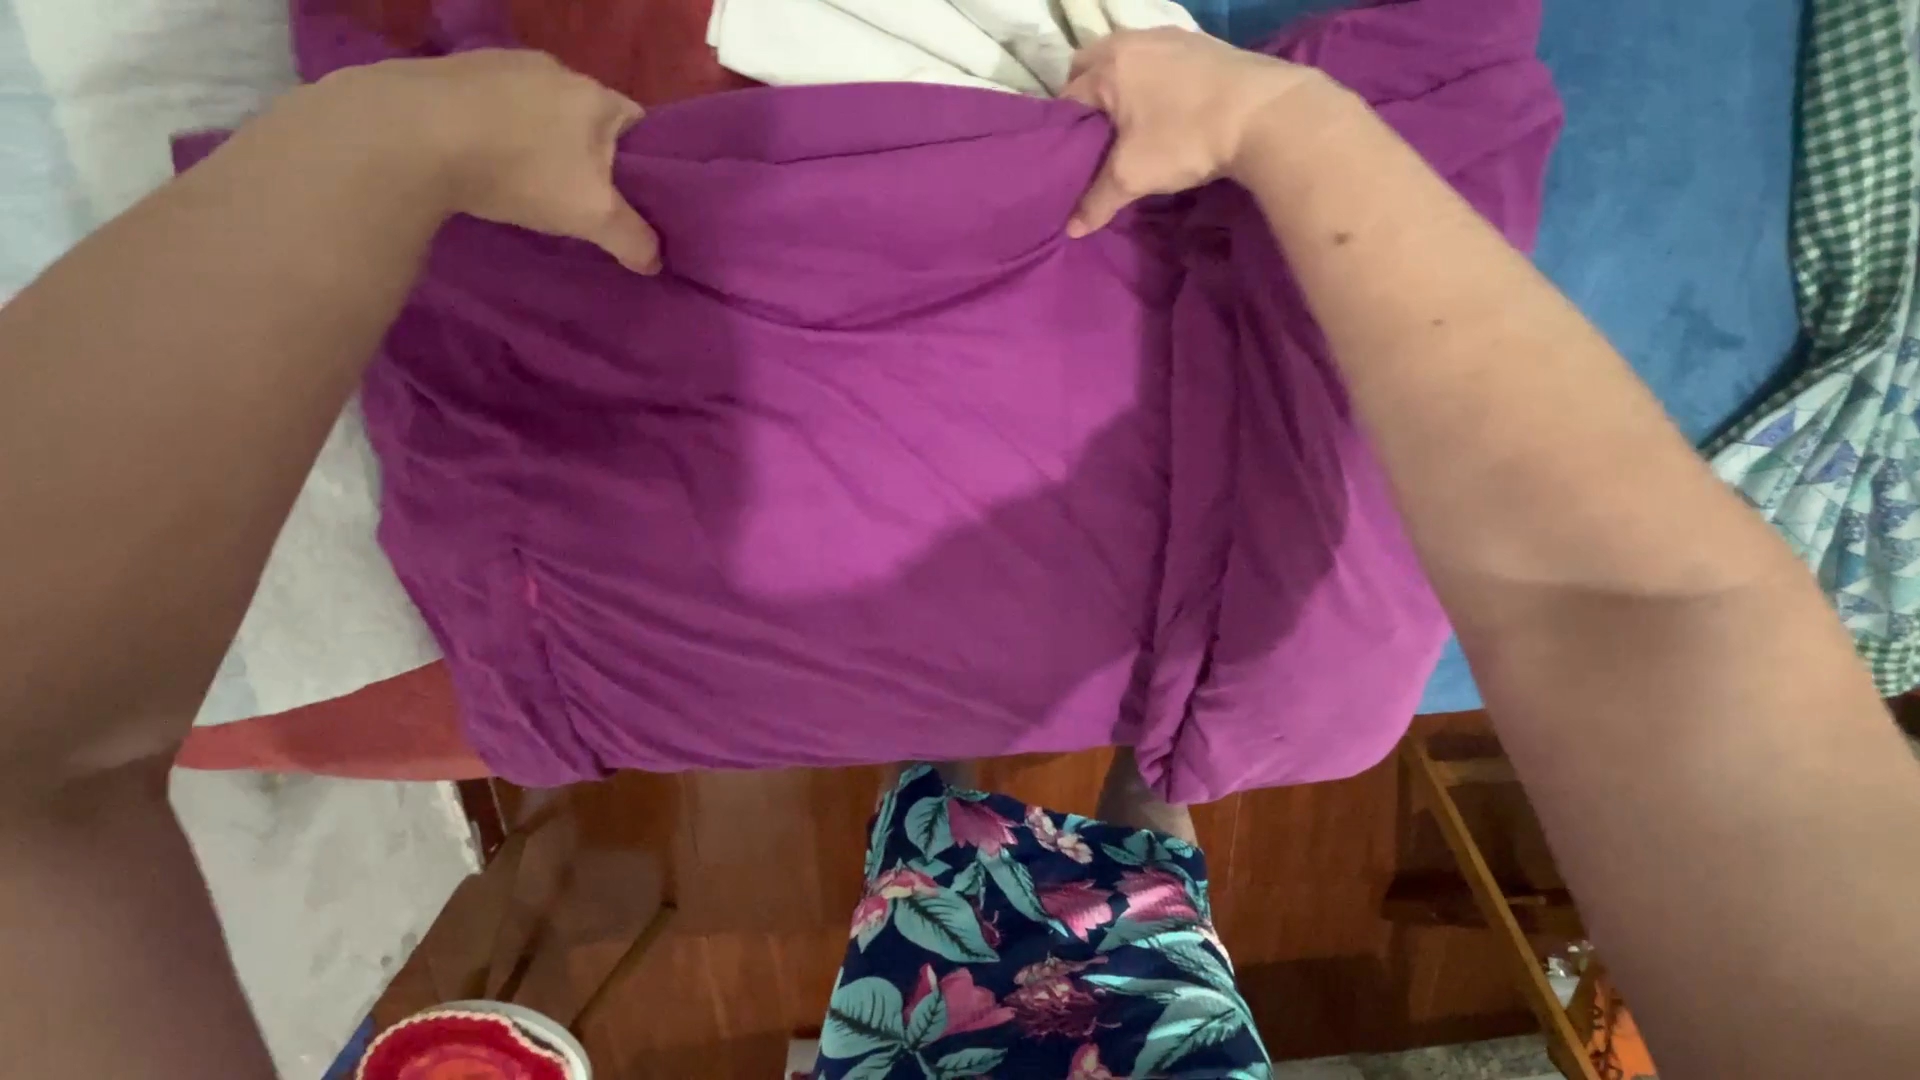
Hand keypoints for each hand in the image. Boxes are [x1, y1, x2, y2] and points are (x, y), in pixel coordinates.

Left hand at [308, 50, 660, 272]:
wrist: (409, 134)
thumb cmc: (520, 170)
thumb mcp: (593, 217)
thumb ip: (633, 239)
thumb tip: (654, 261)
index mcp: (596, 95)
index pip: (642, 124)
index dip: (645, 161)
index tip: (634, 194)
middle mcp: (555, 67)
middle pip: (590, 116)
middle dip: (591, 151)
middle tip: (583, 193)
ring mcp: (501, 62)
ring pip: (541, 107)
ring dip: (543, 138)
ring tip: (531, 177)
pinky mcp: (454, 68)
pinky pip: (497, 103)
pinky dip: (501, 128)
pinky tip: (488, 156)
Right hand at [1062, 29, 1335, 236]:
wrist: (1264, 114)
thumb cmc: (1185, 139)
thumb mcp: (1132, 177)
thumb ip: (1096, 202)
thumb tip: (1071, 230)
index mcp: (1108, 67)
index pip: (1066, 98)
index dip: (1062, 132)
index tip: (1068, 159)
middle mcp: (1133, 41)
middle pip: (1088, 65)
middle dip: (1083, 97)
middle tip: (1092, 137)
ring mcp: (1169, 37)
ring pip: (1124, 58)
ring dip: (1117, 87)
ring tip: (1125, 125)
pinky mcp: (1200, 44)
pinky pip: (1156, 59)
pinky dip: (1147, 80)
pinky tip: (1161, 111)